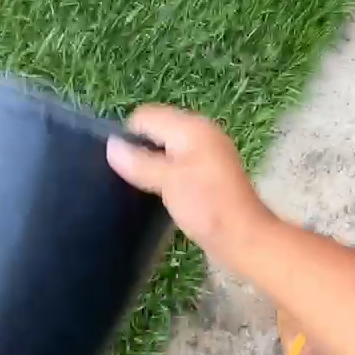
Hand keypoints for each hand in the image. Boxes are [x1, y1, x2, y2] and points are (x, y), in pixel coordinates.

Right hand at [105, 105, 279, 261]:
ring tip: (143, 185)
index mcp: (191, 127)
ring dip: (153, 162)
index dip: (129, 136)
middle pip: (157, 128)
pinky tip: (162, 191)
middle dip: (140, 147)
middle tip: (129, 176)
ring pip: (167, 146)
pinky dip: (167, 171)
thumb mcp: (167, 181)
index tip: (122, 165)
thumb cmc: (205, 206)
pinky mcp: (210, 171)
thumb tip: (111, 146)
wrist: (244, 238)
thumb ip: (138, 162)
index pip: (146, 116)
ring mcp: (208, 151)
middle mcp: (201, 132)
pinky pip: (179, 160)